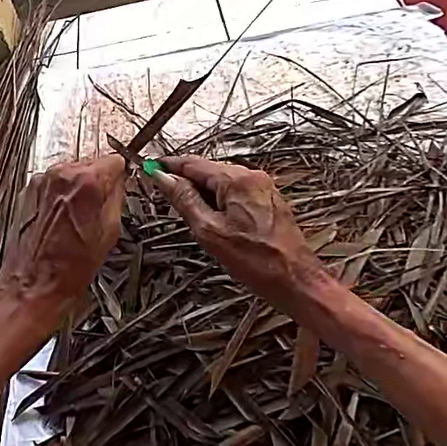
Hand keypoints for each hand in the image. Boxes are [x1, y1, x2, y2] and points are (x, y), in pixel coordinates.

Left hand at [0, 155, 126, 316]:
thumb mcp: (111, 231)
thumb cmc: (69, 266)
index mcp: (87, 181)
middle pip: (91, 164)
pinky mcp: (29, 191)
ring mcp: (42, 181)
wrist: (35, 283)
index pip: (114, 160)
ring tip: (79, 219)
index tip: (120, 184)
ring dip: (78, 189)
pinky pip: (53, 185)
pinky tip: (63, 221)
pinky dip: (60, 196)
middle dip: (98, 182)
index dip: (120, 175)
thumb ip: (117, 197)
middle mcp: (62, 175)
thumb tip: (118, 183)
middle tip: (99, 208)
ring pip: (71, 173)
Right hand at [151, 155, 325, 307]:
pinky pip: (235, 193)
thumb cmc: (256, 261)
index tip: (150, 168)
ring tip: (190, 217)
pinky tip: (213, 221)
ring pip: (221, 183)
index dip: (169, 166)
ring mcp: (263, 188)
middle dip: (186, 183)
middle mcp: (252, 177)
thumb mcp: (209, 231)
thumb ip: (184, 200)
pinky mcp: (268, 201)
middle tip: (166, 198)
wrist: (296, 282)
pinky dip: (219, 202)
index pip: (193, 163)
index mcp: (237, 179)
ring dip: (202, 194)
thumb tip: (162, 178)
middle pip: (208, 171)